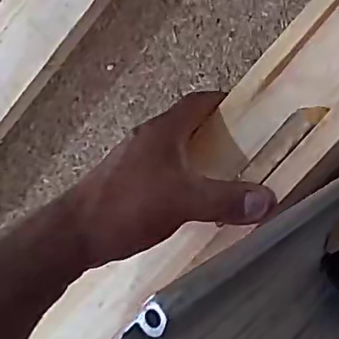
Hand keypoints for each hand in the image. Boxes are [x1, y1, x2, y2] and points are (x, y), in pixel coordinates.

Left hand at [59, 92, 275, 268]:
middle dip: (218, 132)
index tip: (250, 109)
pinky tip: (191, 200)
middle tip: (245, 146)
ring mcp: (133, 161)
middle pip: (189, 124)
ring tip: (224, 174)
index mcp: (163, 131)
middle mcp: (148, 139)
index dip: (225, 101)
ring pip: (175, 149)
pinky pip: (163, 171)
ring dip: (199, 156)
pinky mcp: (124, 183)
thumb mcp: (183, 202)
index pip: (199, 102)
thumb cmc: (125, 206)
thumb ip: (225, 199)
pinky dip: (183, 177)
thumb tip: (269, 199)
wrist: (69, 237)